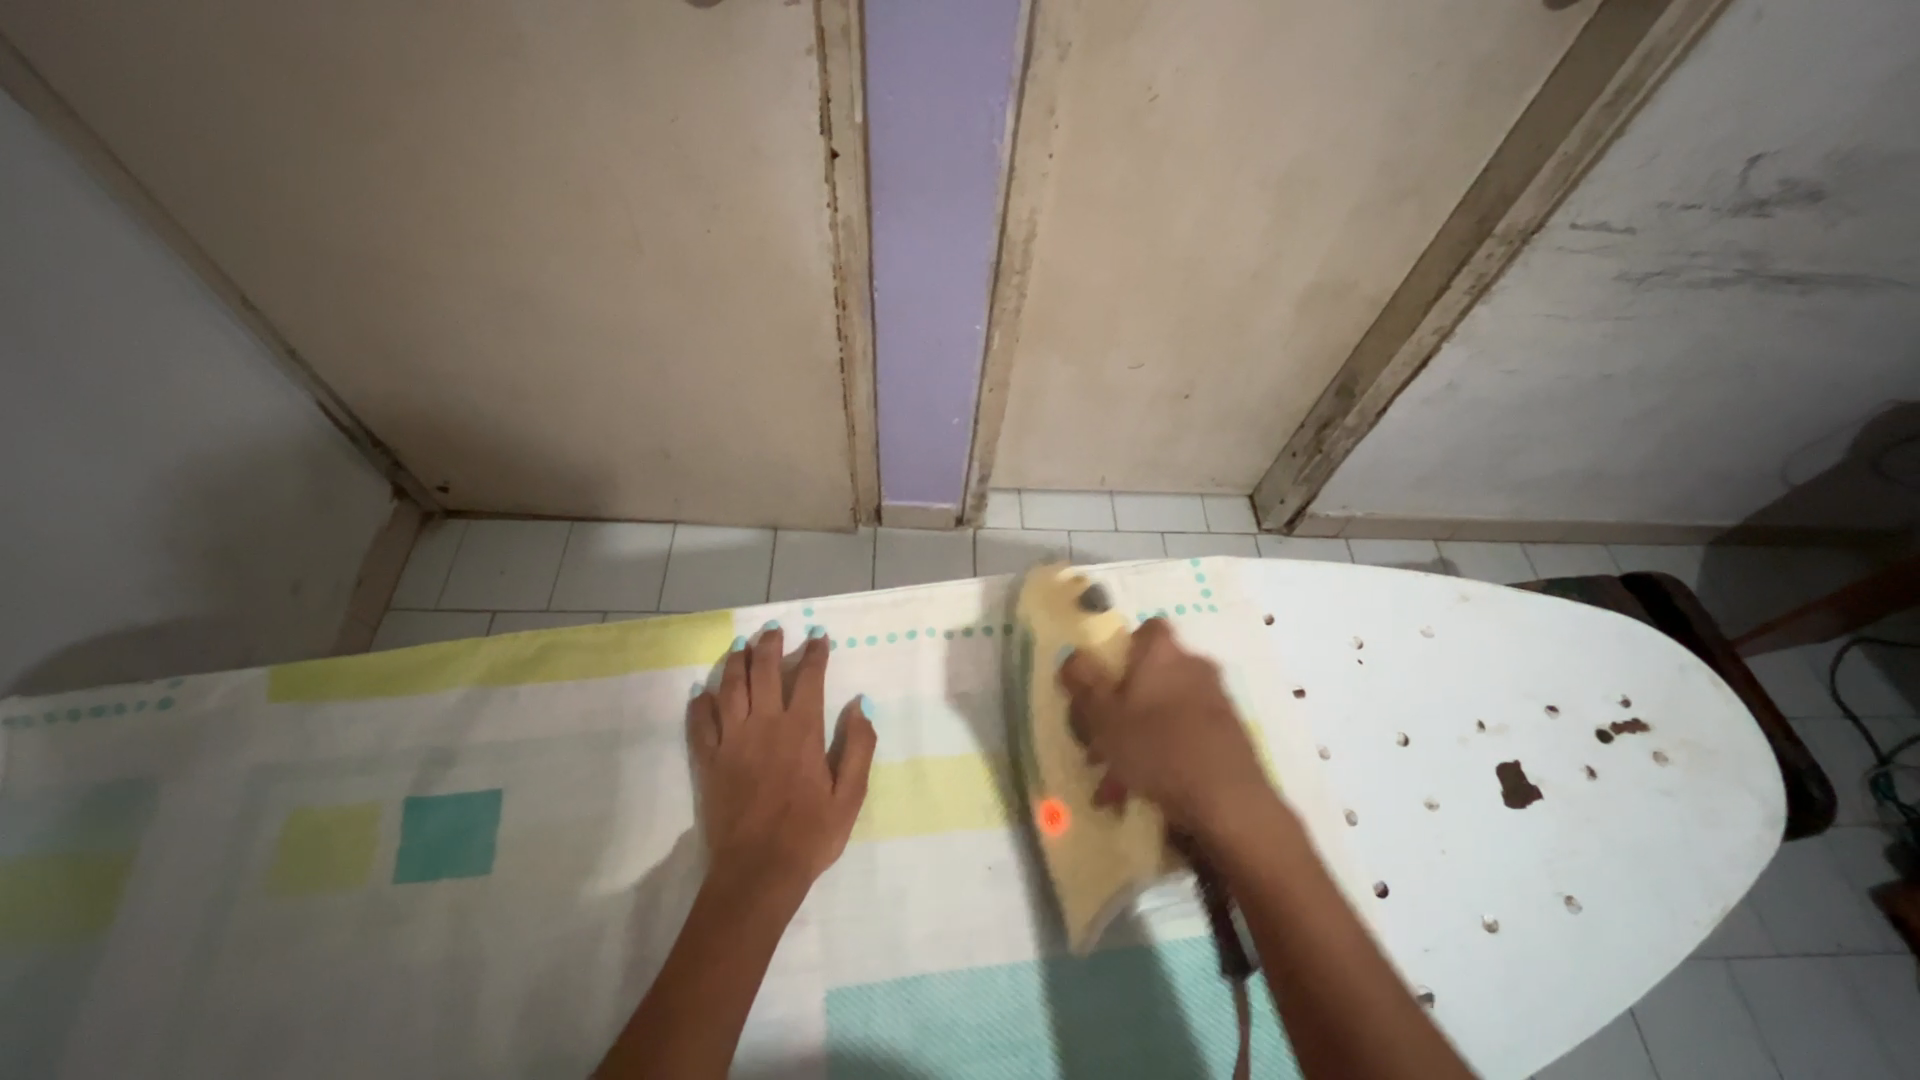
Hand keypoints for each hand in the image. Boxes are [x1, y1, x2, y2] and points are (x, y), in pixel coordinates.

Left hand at [688, 627, 875, 896]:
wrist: (758, 871)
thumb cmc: (811, 835)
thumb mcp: (851, 795)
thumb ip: (858, 746)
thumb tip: (860, 704)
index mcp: (802, 731)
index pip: (810, 679)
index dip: (815, 654)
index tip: (819, 636)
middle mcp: (765, 725)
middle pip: (764, 672)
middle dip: (771, 646)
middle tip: (774, 630)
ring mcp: (732, 741)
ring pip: (730, 688)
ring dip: (737, 662)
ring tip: (742, 645)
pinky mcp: (708, 761)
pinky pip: (700, 723)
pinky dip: (701, 703)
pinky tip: (702, 692)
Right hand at [1060, 618, 1271, 834]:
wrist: (1229, 801)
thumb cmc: (1157, 748)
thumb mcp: (1103, 716)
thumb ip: (1083, 681)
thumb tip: (1072, 655)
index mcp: (1164, 653)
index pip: (1145, 630)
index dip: (1122, 651)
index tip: (1103, 681)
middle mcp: (1195, 667)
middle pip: (1151, 676)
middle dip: (1122, 707)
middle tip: (1098, 741)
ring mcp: (1217, 701)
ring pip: (1165, 712)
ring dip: (1137, 739)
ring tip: (1113, 782)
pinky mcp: (1230, 735)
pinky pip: (1185, 737)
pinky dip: (1162, 757)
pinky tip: (1141, 792)